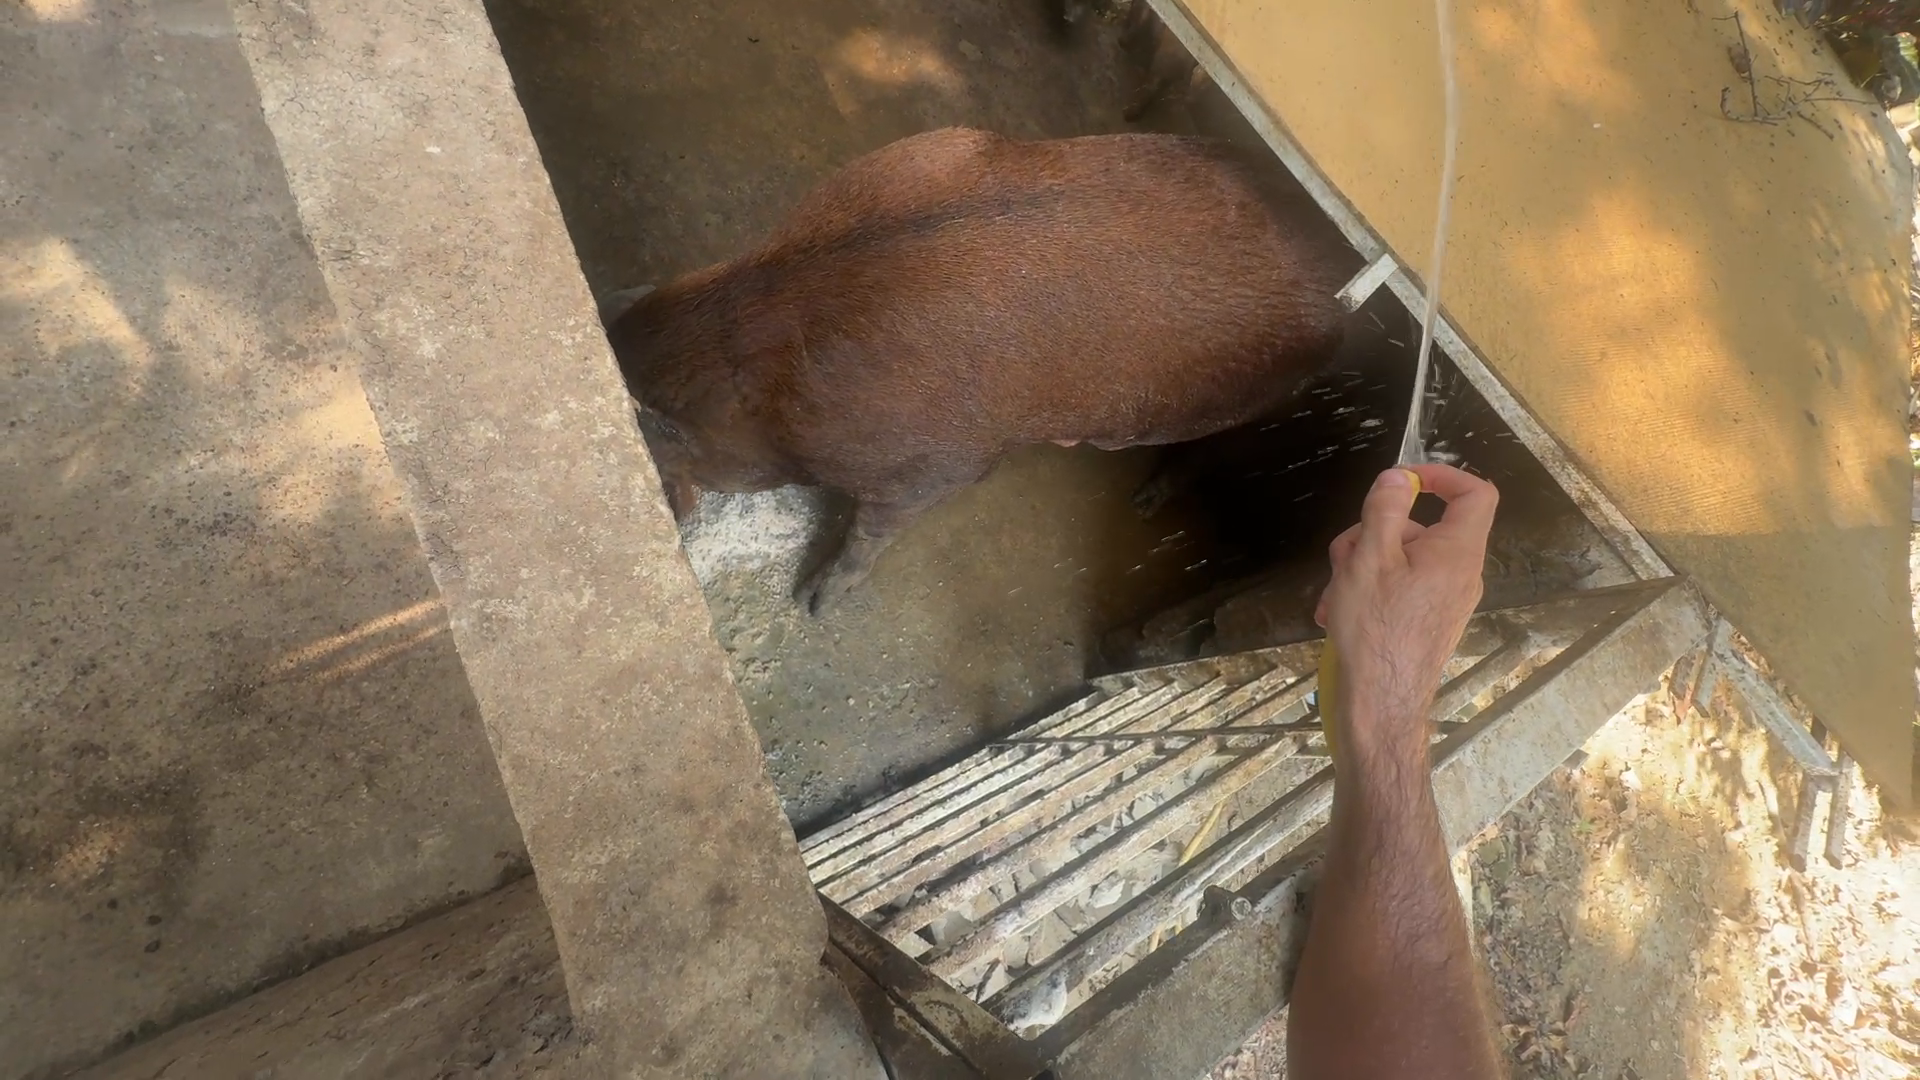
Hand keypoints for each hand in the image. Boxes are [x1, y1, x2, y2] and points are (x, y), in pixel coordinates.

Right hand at [1315, 465, 1497, 761]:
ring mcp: (1444, 598)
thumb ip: (1384, 512)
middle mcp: (1459, 572)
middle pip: (1419, 528)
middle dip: (1372, 533)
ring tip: (1334, 595)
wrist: (1379, 697)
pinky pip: (1399, 587)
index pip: (1474, 493)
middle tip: (1342, 556)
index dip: (1440, 475)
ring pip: (1400, 559)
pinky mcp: (1426, 618)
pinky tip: (1339, 612)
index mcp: (1455, 552)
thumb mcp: (1369, 558)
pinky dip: (1367, 590)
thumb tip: (1396, 478)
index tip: (1399, 480)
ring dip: (1359, 567)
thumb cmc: (1374, 625)